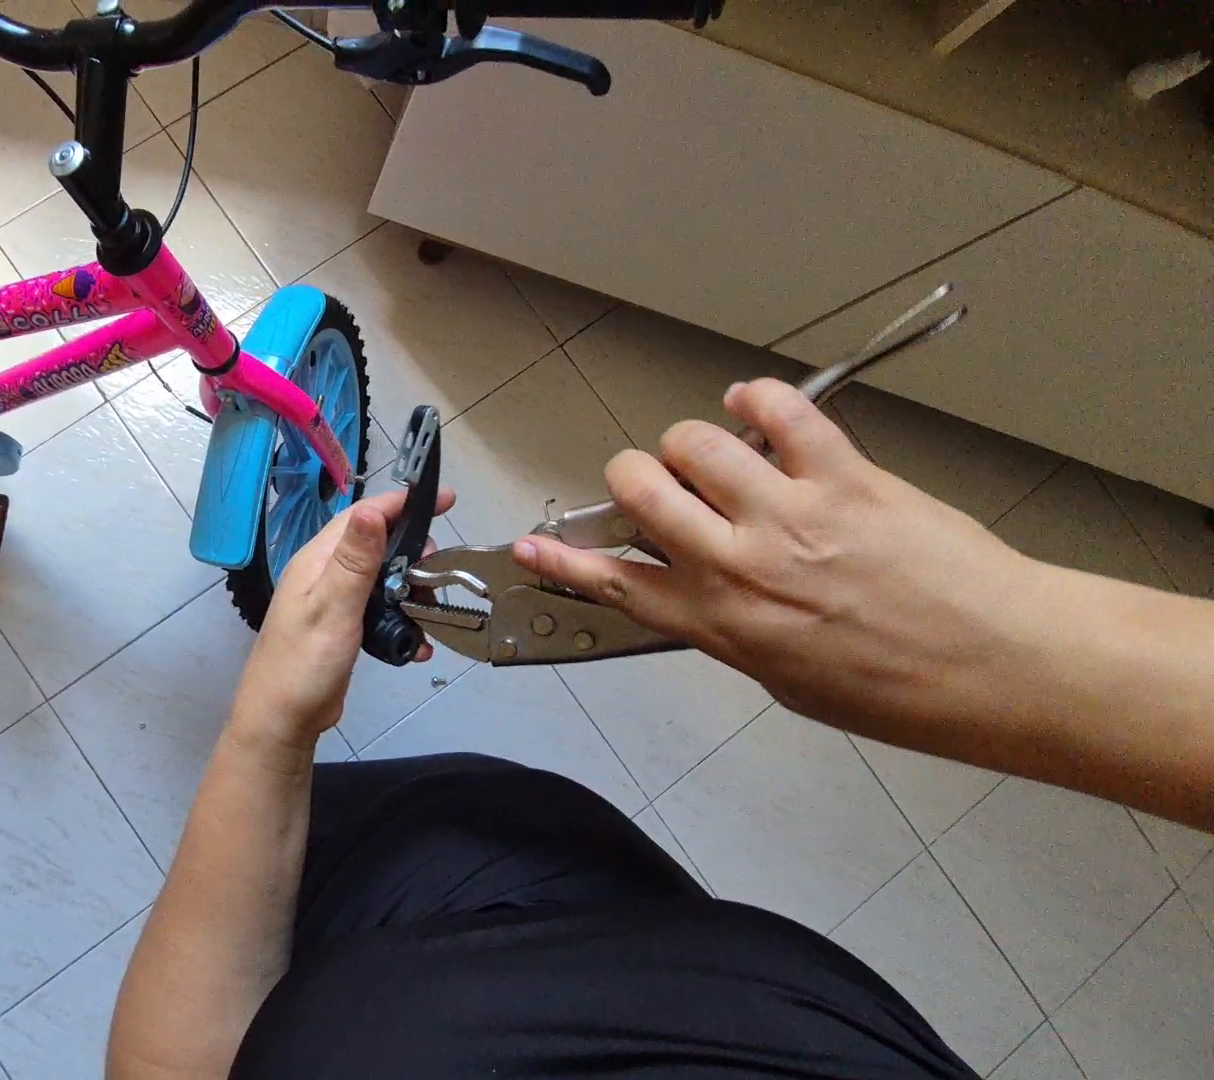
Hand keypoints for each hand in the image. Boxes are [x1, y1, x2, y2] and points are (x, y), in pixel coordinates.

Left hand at [230, 487, 456, 750]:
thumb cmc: (304, 662)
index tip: (447, 499)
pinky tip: (416, 644)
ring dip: (410, 591)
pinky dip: (402, 621)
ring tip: (431, 611)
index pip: (362, 516)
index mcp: (317, 560)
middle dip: (413, 552)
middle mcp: (324, 574)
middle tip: (438, 572)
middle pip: (377, 544)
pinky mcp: (343, 628)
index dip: (402, 503)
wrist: (283, 719)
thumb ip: (354, 559)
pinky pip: (380, 611)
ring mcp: (333, 602)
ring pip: (382, 579)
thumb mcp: (333, 606)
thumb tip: (374, 508)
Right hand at [511, 379, 1044, 739]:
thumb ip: (722, 627)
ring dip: (689, 444)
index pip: (614, 583)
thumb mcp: (779, 677)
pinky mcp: (845, 477)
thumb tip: (694, 589)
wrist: (1011, 669)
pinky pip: (783, 415)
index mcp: (717, 621)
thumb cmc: (896, 690)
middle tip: (655, 485)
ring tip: (716, 454)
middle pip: (638, 491)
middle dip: (631, 478)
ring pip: (694, 445)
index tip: (529, 544)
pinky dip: (756, 400)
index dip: (562, 559)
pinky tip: (752, 405)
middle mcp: (736, 563)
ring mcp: (788, 515)